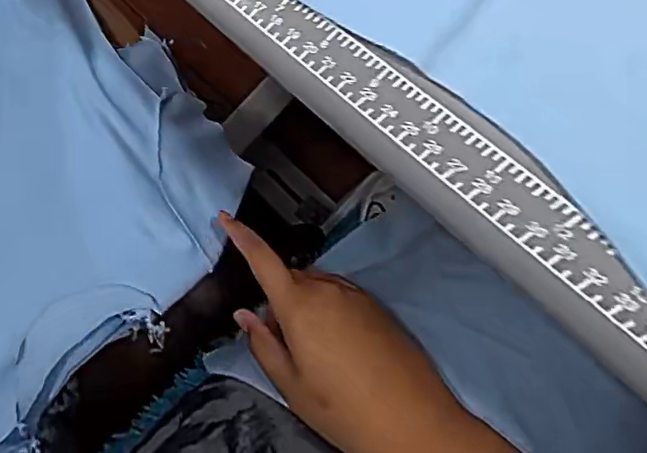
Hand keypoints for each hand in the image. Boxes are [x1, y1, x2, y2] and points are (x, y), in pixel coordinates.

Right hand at [219, 212, 516, 452]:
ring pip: (315, 289)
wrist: (421, 429)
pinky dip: (332, 313)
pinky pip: (340, 297)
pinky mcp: (376, 306)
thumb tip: (246, 316)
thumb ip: (263, 345)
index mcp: (297, 304)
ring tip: (322, 356)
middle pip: (289, 280)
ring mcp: (354, 295)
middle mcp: (325, 289)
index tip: (225, 217)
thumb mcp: (293, 389)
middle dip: (281, 302)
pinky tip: (346, 353)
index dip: (239, 234)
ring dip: (307, 308)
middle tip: (288, 345)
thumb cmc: (349, 412)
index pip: (260, 257)